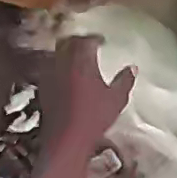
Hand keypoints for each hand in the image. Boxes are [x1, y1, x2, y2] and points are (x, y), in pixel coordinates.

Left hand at [40, 36, 134, 159]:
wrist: (66, 139)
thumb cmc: (94, 117)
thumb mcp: (117, 99)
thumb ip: (125, 80)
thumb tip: (133, 68)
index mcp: (82, 62)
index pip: (86, 41)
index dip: (95, 38)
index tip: (102, 41)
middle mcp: (63, 63)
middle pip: (68, 42)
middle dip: (78, 40)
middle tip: (89, 44)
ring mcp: (50, 75)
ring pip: (56, 54)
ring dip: (67, 51)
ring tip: (78, 58)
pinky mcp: (43, 87)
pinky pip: (50, 68)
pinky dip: (59, 65)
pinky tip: (67, 75)